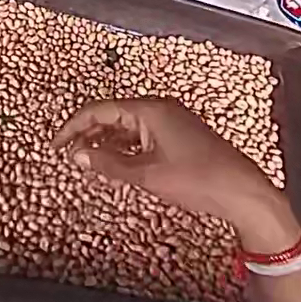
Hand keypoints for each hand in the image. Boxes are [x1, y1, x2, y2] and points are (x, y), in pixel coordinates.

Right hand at [53, 98, 297, 245]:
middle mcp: (158, 108)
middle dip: (86, 133)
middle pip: (111, 115)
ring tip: (86, 160)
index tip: (56, 145)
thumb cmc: (198, 180)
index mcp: (149, 110)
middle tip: (67, 153)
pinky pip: (140, 134)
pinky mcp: (177, 134)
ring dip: (104, 141)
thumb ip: (108, 163)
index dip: (73, 127)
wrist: (244, 193)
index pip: (99, 111)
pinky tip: (114, 163)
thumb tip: (78, 155)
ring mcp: (170, 120)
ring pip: (125, 125)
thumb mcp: (146, 174)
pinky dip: (123, 147)